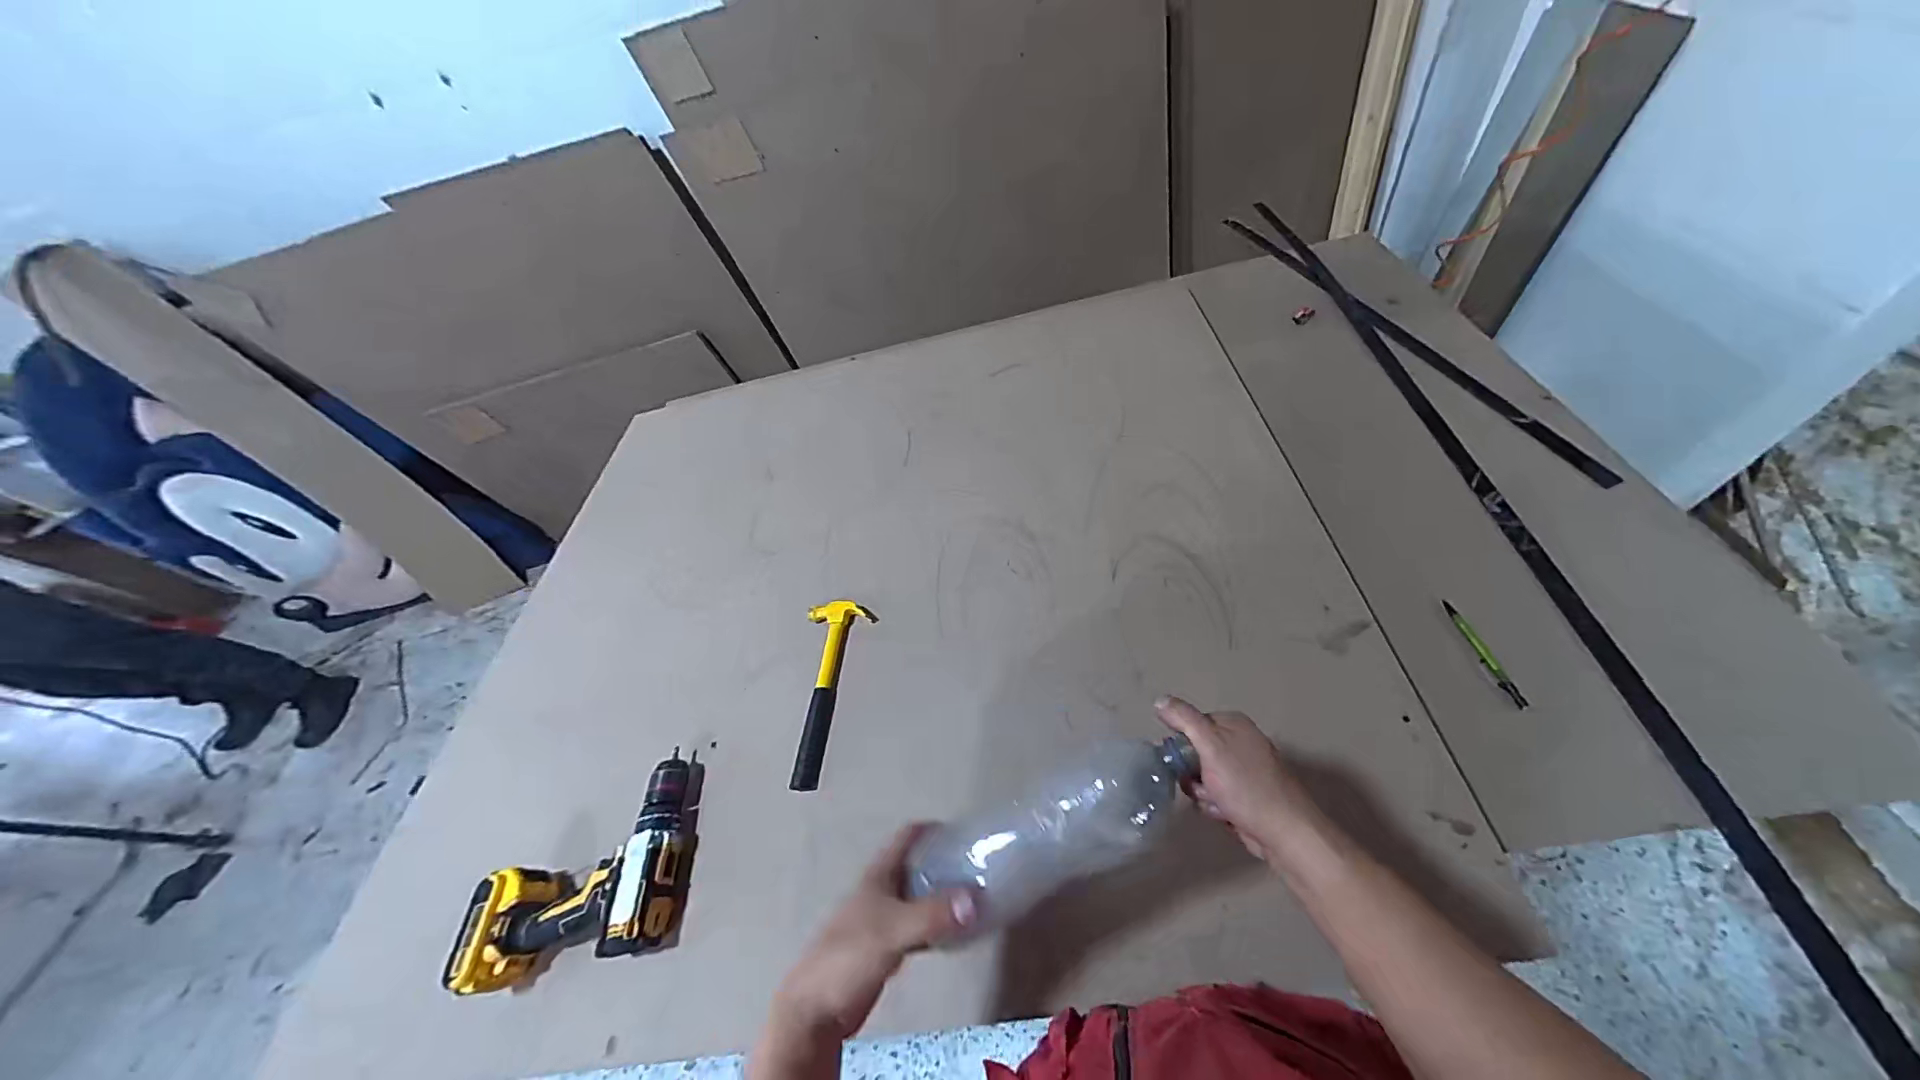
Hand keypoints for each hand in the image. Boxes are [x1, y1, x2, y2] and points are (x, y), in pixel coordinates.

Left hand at [767, 824, 976, 1042]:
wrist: (814, 1011)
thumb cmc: (846, 959)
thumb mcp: (892, 931)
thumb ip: (932, 915)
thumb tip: (975, 899)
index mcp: (878, 876)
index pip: (907, 838)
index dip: (932, 829)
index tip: (962, 832)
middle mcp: (881, 893)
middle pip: (916, 867)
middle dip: (944, 864)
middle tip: (976, 868)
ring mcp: (882, 922)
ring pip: (919, 898)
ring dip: (942, 897)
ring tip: (974, 898)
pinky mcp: (885, 950)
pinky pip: (919, 929)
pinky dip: (938, 927)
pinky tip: (955, 936)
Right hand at [1155, 695, 1326, 862]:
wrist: (1284, 832)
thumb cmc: (1246, 786)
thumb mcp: (1211, 746)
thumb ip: (1184, 720)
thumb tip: (1160, 700)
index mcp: (1233, 723)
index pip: (1189, 724)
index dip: (1180, 744)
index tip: (1179, 761)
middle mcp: (1239, 742)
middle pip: (1193, 752)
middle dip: (1191, 773)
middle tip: (1200, 784)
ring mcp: (1243, 769)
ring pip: (1201, 776)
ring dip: (1202, 792)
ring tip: (1217, 802)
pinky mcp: (1245, 794)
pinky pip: (1214, 794)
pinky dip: (1215, 805)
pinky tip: (1225, 813)